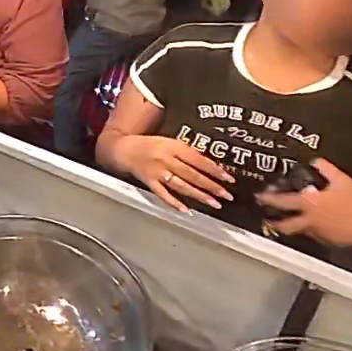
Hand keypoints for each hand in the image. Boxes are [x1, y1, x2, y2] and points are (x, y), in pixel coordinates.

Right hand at [114, 135, 234, 212]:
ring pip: (181, 185)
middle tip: (226, 194)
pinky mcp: (148, 182)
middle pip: (192, 174)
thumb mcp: (169, 141)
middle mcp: (165, 159)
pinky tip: (186, 209)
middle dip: (211, 185)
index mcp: (173, 146)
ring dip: (198, 195)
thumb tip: (208, 164)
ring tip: (213, 203)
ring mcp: (156, 172)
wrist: (123, 148)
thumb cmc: (149, 144)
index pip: (198, 160)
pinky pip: (163, 194)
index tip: (228, 178)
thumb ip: (186, 151)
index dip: (214, 170)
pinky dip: (174, 202)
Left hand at [257, 159, 351, 245]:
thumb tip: (315, 161)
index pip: (281, 202)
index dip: (268, 199)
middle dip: (272, 221)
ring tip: (288, 220)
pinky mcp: (330, 241)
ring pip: (299, 231)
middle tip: (266, 216)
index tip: (259, 197)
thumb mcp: (342, 180)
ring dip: (293, 225)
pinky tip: (315, 223)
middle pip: (284, 225)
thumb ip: (325, 169)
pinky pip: (315, 235)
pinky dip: (311, 229)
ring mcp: (320, 233)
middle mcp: (311, 220)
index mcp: (311, 204)